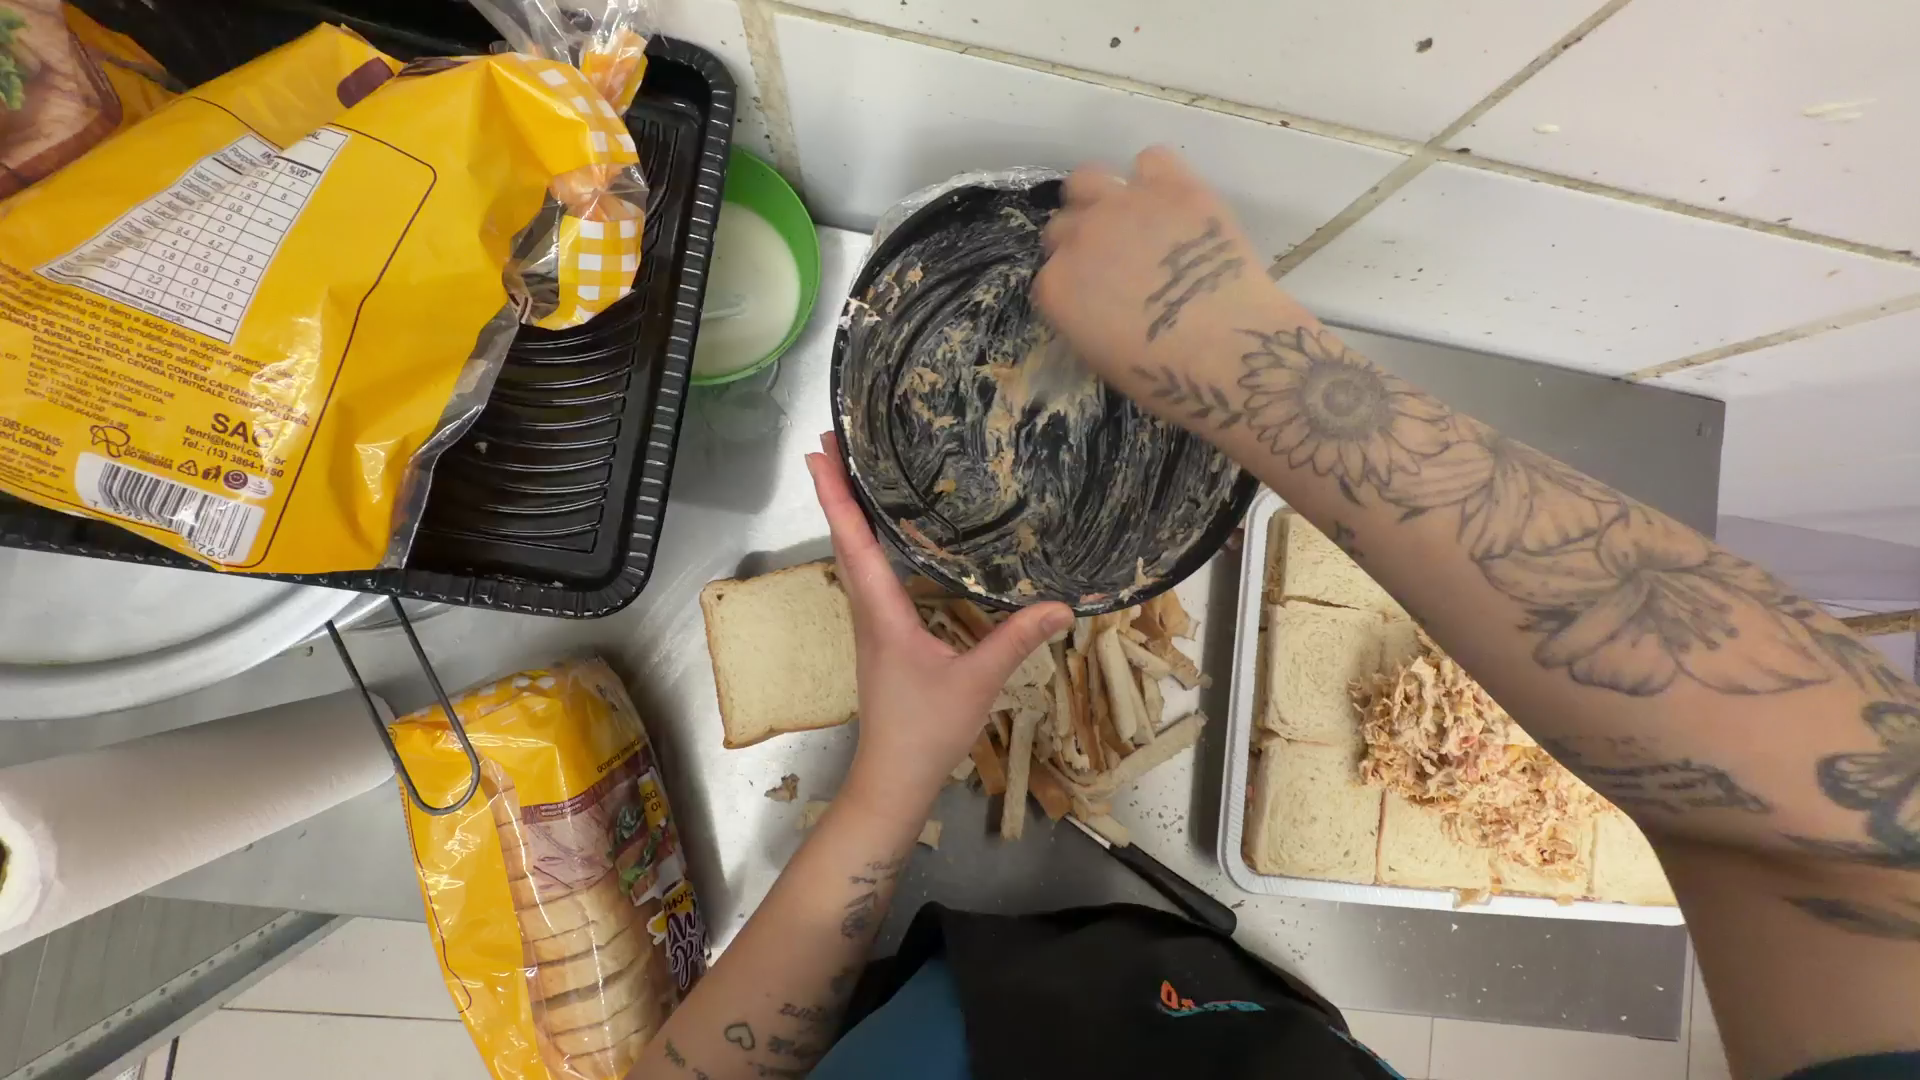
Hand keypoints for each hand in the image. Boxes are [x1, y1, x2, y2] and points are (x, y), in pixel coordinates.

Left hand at [805, 435, 1072, 818]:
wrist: (893, 776)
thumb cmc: (926, 729)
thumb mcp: (977, 682)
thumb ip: (1016, 640)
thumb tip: (1062, 605)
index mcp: (883, 613)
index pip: (855, 543)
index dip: (837, 496)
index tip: (819, 453)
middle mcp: (868, 611)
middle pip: (845, 541)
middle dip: (836, 492)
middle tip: (830, 444)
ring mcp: (870, 625)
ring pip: (851, 559)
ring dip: (847, 515)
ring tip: (851, 477)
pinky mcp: (880, 638)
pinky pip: (867, 578)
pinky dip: (864, 545)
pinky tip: (882, 540)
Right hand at [1034, 147, 1290, 411]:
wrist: (1223, 350)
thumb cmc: (1160, 373)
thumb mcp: (1100, 356)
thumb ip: (1082, 317)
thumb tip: (1092, 302)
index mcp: (1056, 288)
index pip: (1047, 275)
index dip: (1068, 285)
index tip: (1089, 297)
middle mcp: (1079, 238)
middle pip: (1061, 227)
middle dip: (1077, 243)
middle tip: (1108, 262)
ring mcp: (1122, 206)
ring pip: (1086, 179)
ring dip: (1095, 198)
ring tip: (1124, 218)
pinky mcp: (1172, 186)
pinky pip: (1149, 161)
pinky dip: (1153, 178)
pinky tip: (1168, 203)